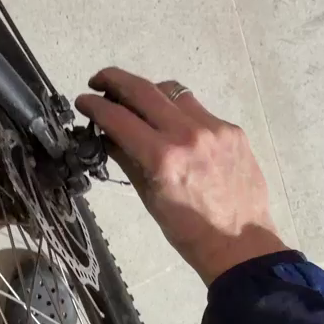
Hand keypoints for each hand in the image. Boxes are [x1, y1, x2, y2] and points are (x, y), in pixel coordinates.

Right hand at [76, 68, 287, 283]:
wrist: (241, 244)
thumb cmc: (188, 232)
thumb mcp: (149, 198)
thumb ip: (127, 160)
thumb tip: (108, 135)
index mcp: (163, 158)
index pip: (119, 119)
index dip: (95, 106)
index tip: (83, 100)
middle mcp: (188, 135)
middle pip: (144, 89)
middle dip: (115, 79)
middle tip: (99, 80)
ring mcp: (214, 129)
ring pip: (173, 93)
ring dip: (150, 93)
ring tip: (138, 105)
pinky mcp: (233, 131)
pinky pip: (199, 111)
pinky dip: (180, 115)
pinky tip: (176, 130)